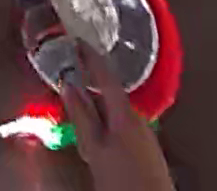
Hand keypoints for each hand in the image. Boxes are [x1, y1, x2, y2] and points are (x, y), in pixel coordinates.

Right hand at [61, 41, 174, 190]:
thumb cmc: (122, 180)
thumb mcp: (94, 148)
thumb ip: (81, 115)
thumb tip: (68, 85)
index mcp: (124, 112)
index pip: (105, 74)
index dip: (90, 55)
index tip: (76, 40)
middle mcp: (138, 117)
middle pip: (111, 93)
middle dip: (91, 87)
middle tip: (71, 79)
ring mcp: (146, 133)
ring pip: (116, 110)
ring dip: (99, 107)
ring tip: (81, 111)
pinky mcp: (148, 149)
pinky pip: (124, 125)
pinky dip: (109, 121)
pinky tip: (100, 134)